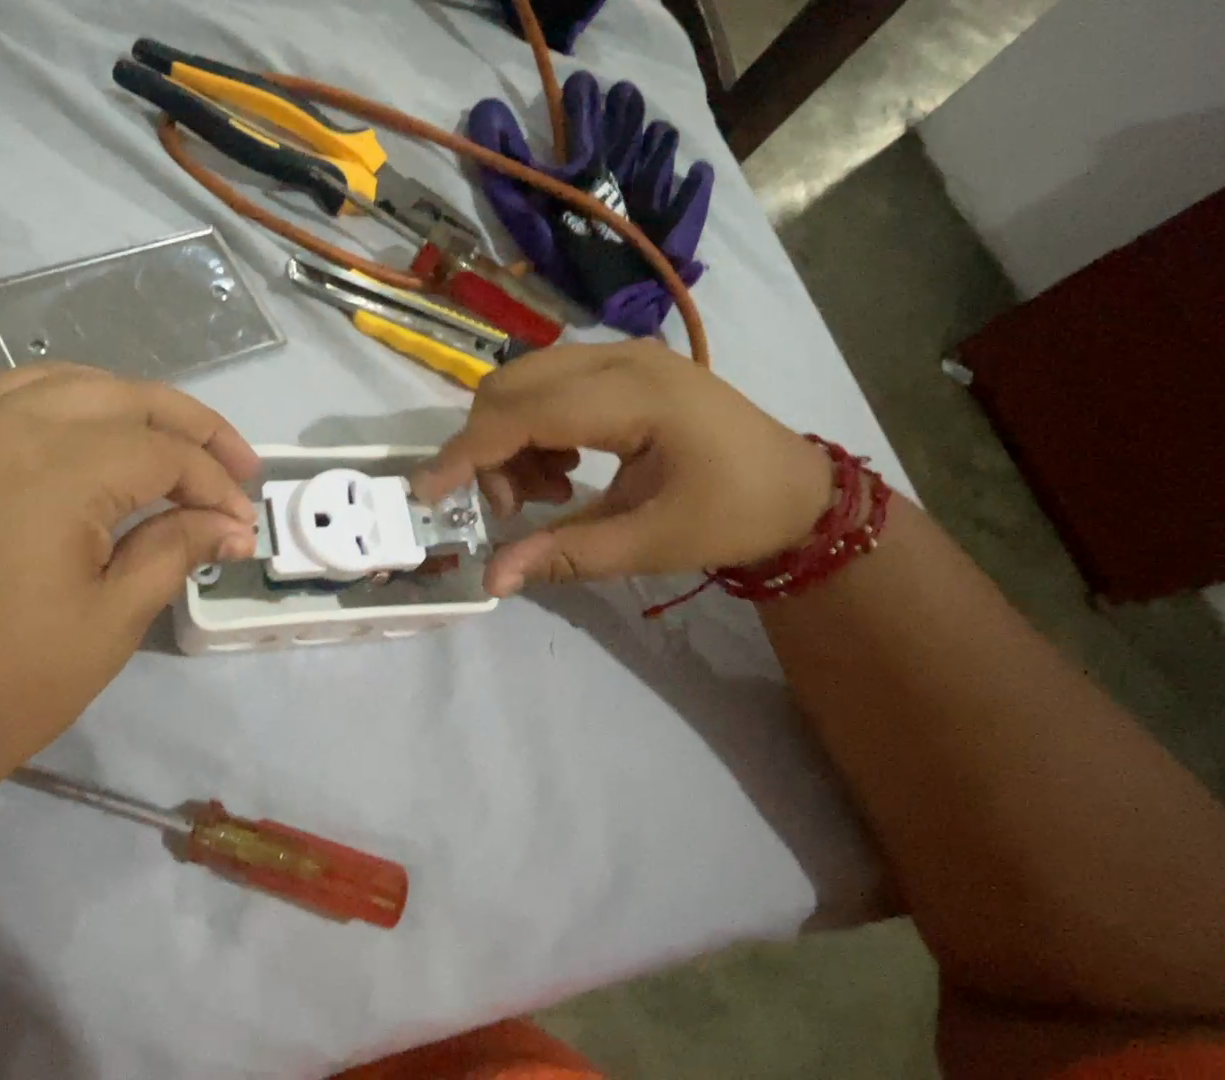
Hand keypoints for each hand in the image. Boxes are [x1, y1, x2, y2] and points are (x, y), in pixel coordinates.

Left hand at [0, 364, 260, 792]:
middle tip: (232, 467)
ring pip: (59, 382)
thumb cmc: (2, 684)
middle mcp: (3, 425)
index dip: (213, 484)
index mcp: (56, 467)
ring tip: (163, 443)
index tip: (244, 526)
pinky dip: (59, 405)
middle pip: (121, 395)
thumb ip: (174, 551)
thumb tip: (231, 525)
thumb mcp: (109, 621)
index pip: (162, 451)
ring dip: (125, 404)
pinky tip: (79, 441)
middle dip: (188, 426)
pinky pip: (3, 399)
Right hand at [413, 341, 832, 595]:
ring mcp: (621, 355)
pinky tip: (564, 469)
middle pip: (509, 387)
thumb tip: (491, 580)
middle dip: (486, 449)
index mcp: (635, 396)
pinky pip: (545, 385)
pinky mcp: (620, 366)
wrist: (798, 490)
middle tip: (513, 508)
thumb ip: (565, 554)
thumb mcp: (650, 543)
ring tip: (546, 493)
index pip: (522, 412)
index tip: (427, 493)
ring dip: (507, 440)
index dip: (466, 453)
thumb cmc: (734, 515)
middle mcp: (620, 358)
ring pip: (521, 383)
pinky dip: (531, 429)